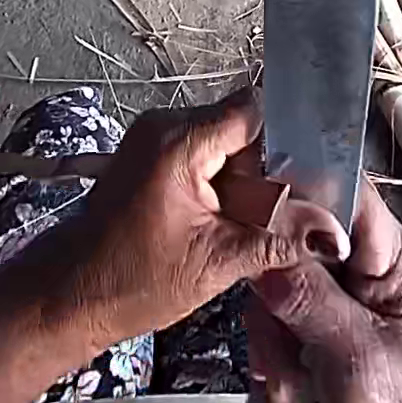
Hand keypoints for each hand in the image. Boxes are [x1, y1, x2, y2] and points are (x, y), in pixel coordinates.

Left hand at [41, 90, 301, 348]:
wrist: (70, 292)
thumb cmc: (133, 280)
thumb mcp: (216, 262)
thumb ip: (277, 238)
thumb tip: (330, 234)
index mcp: (179, 142)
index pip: (249, 110)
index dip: (280, 138)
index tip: (298, 173)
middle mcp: (164, 123)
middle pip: (237, 123)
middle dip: (259, 165)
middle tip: (267, 210)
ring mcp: (153, 131)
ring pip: (220, 135)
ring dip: (238, 172)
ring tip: (236, 216)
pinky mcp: (149, 145)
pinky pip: (199, 144)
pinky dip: (216, 173)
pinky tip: (216, 211)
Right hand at [244, 182, 401, 402]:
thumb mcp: (359, 357)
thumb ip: (311, 299)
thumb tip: (264, 255)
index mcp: (394, 258)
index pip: (348, 192)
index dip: (305, 191)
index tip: (263, 210)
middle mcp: (364, 265)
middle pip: (302, 231)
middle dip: (279, 276)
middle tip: (274, 316)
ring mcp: (339, 292)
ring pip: (281, 270)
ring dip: (272, 319)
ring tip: (287, 365)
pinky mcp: (318, 318)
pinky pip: (276, 305)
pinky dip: (270, 339)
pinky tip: (284, 373)